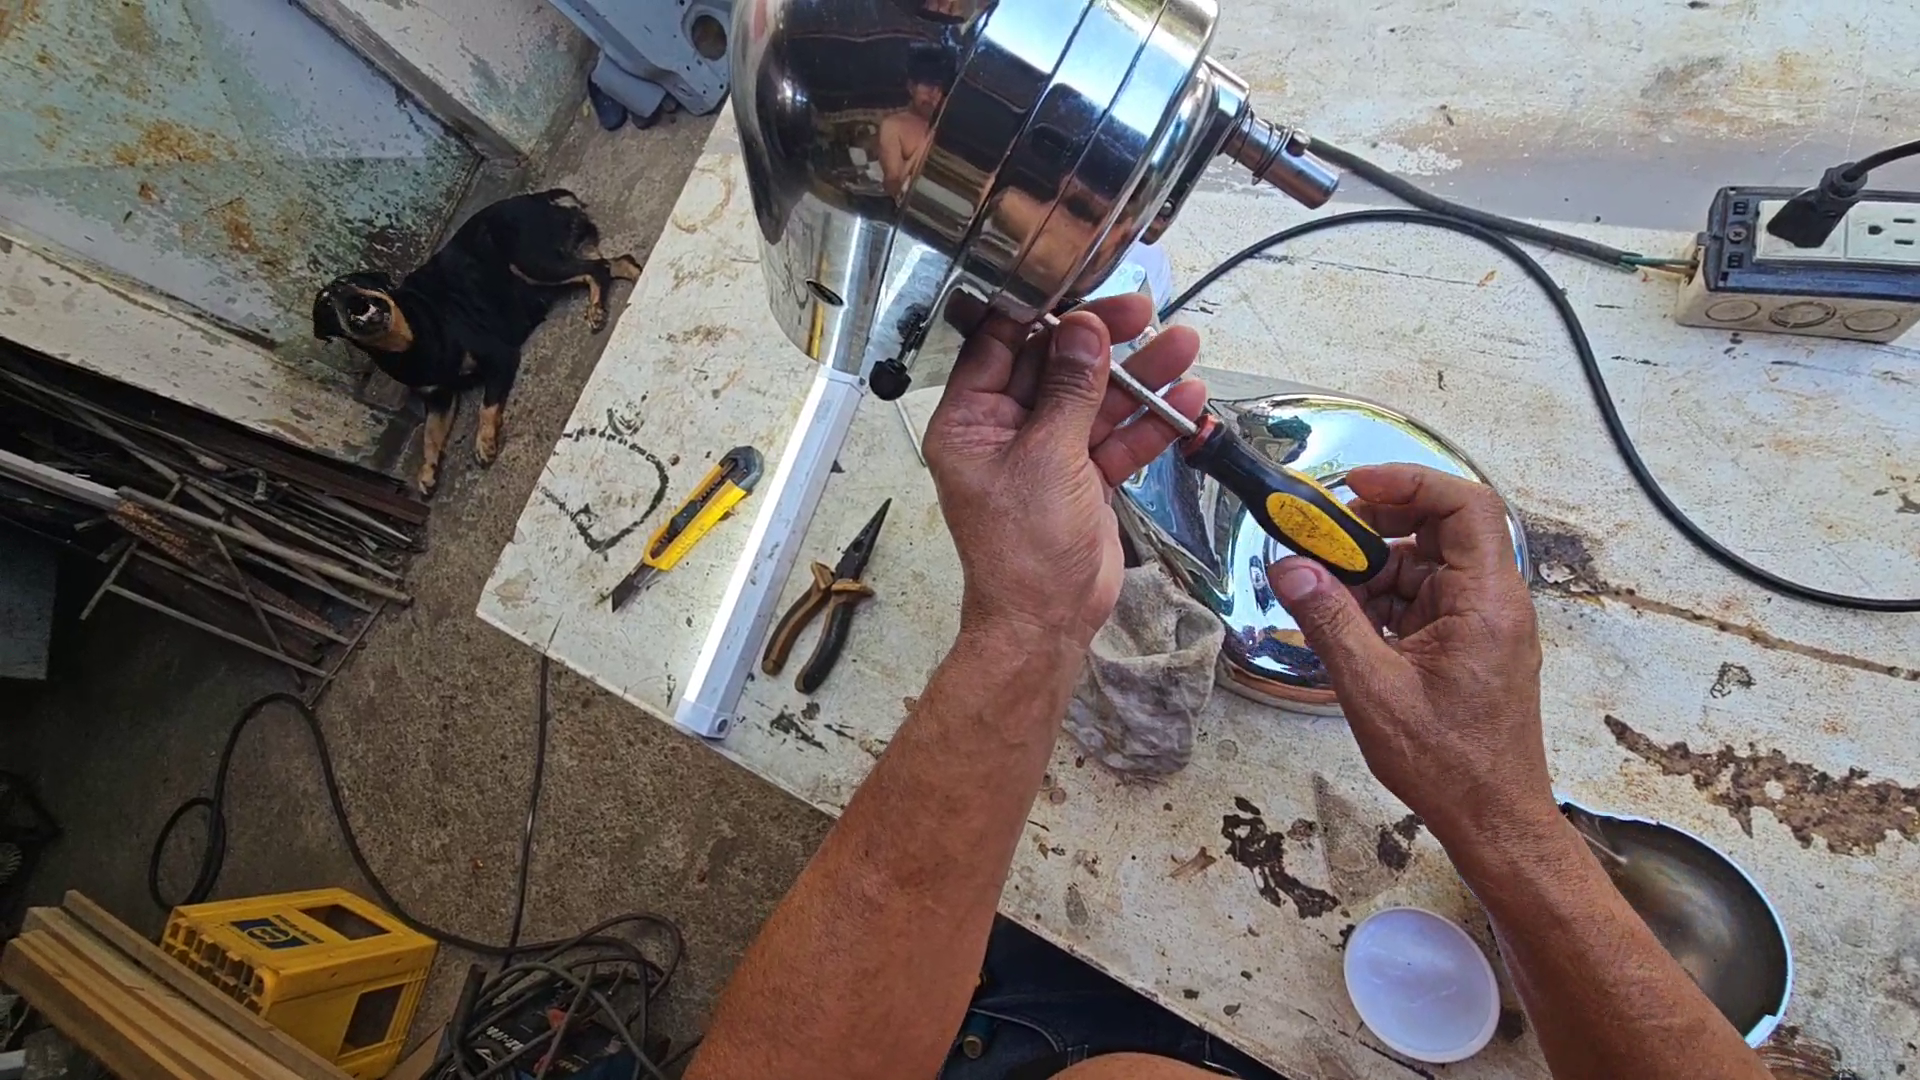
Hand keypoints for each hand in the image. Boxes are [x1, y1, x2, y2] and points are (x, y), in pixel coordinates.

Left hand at [925, 293, 1205, 645]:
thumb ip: (1069, 390)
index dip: (1040, 316)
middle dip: (1100, 342)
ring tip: (1181, 347)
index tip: (1081, 290)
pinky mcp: (1081, 477)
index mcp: (970, 422)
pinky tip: (1183, 397)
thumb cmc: (1023, 549)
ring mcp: (1046, 454)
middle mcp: (1004, 432)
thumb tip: (1082, 330)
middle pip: (1053, 367)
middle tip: (1141, 310)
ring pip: (1092, 401)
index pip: (999, 347)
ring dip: (1136, 379)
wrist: (1048, 618)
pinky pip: (1114, 438)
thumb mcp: (1047, 457)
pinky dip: (1146, 423)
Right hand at [1266, 465, 1552, 843]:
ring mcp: (1473, 622)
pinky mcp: (1457, 642)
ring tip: (1322, 597)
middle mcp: (1487, 601)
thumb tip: (1287, 566)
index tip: (1350, 486)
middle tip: (1321, 544)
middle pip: (1435, 530)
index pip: (1464, 507)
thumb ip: (1328, 620)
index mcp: (1485, 602)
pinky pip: (1411, 598)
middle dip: (1373, 528)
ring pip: (1416, 565)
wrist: (1489, 818)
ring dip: (1365, 572)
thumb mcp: (1372, 687)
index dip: (1409, 482)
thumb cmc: (1444, 760)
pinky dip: (1373, 602)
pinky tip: (1342, 625)